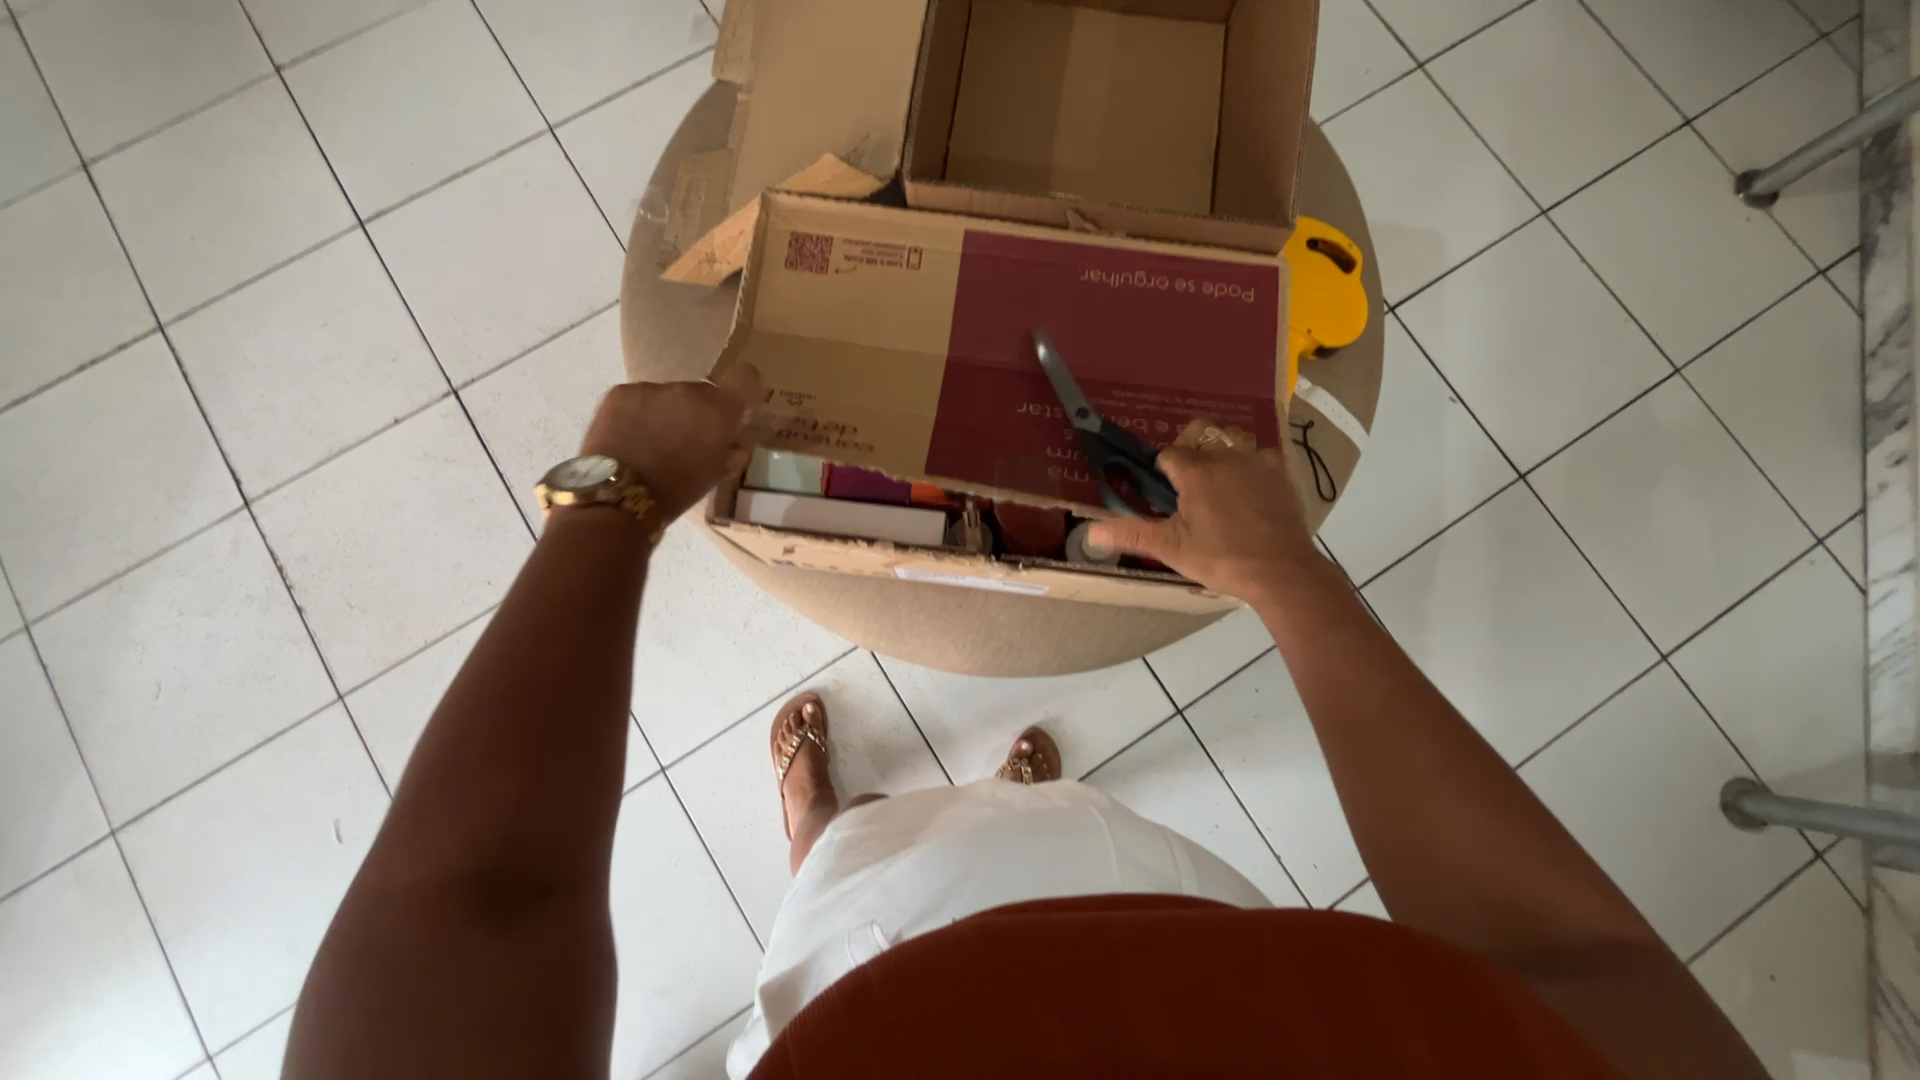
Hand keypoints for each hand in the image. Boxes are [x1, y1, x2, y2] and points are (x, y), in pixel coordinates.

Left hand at [578, 363, 761, 523]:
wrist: (620, 496)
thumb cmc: (678, 490)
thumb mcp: (714, 475)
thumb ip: (732, 452)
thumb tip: (737, 443)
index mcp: (719, 410)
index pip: (745, 378)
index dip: (742, 389)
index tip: (735, 408)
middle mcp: (689, 390)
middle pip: (702, 392)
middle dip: (700, 410)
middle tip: (688, 437)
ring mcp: (652, 388)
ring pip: (668, 395)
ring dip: (667, 411)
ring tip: (653, 440)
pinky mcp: (620, 392)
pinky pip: (639, 397)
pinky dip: (638, 412)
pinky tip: (630, 436)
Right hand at [1086, 444, 1326, 604]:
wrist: (1281, 571)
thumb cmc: (1221, 558)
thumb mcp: (1170, 548)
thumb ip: (1131, 534)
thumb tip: (1090, 532)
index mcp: (1195, 471)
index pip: (1169, 454)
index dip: (1163, 470)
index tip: (1165, 491)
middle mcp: (1225, 456)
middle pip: (1202, 431)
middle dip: (1191, 446)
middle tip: (1189, 479)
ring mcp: (1257, 460)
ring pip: (1234, 437)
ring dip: (1222, 449)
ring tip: (1219, 479)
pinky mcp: (1282, 472)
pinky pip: (1261, 454)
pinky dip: (1251, 464)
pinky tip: (1250, 490)